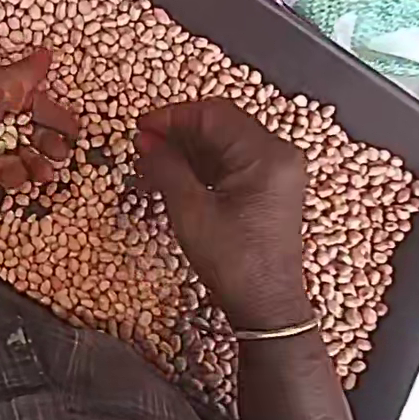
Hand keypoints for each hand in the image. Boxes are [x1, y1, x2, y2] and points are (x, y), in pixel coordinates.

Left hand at [0, 50, 75, 220]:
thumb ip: (16, 78)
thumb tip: (45, 55)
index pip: (24, 96)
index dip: (50, 110)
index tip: (72, 127)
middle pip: (24, 124)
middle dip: (47, 137)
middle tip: (63, 152)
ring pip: (16, 149)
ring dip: (35, 159)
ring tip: (46, 172)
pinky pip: (2, 171)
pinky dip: (15, 175)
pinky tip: (21, 179)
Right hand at [135, 99, 312, 329]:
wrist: (264, 305)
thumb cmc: (232, 260)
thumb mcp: (191, 211)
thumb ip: (167, 167)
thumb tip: (144, 139)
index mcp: (267, 154)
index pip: (214, 115)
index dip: (172, 116)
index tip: (140, 126)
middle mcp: (278, 155)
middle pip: (220, 126)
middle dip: (177, 133)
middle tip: (141, 144)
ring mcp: (276, 172)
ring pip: (223, 145)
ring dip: (186, 150)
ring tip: (150, 162)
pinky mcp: (268, 189)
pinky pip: (231, 164)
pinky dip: (201, 167)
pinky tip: (172, 175)